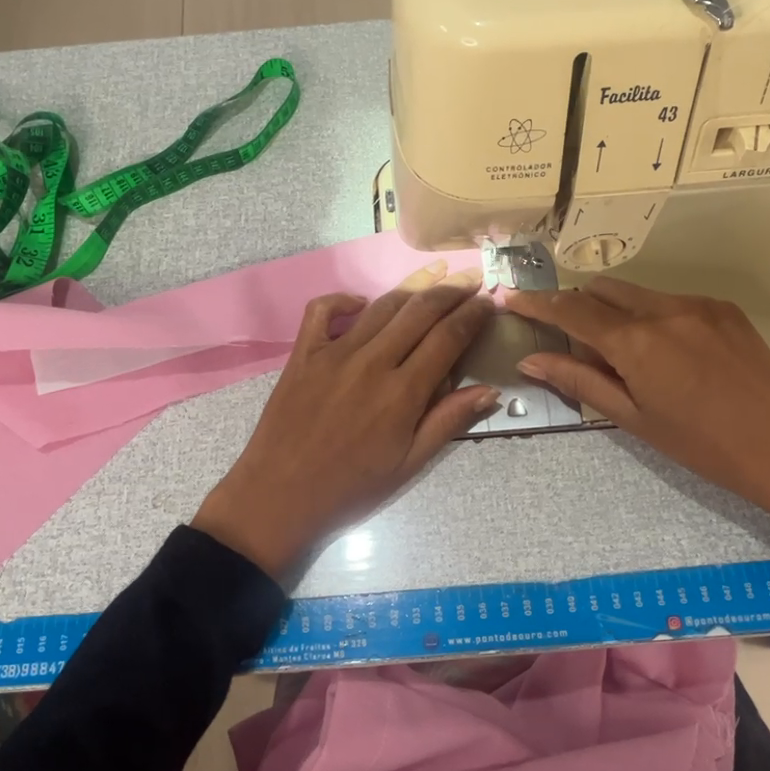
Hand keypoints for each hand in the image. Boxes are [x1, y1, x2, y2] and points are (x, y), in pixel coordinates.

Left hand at [192, 261, 498, 579]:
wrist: (278, 498)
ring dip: (413, 286)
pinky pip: (322, 311)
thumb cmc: (350, 489)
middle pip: (419, 312)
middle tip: (473, 278)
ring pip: (381, 306)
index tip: (490, 302)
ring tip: (437, 272)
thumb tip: (491, 390)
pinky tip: (362, 301)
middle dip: (451, 291)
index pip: (448, 339)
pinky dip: (344, 299)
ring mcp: (333, 353)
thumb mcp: (409, 466)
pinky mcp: (302, 353)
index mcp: (402, 393)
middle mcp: (371, 362)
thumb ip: (448, 422)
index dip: (473, 316)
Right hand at [505, 278, 769, 529]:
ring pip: (636, 292)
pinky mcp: (723, 307)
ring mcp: (698, 304)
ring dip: (615, 311)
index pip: (572, 309)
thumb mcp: (633, 418)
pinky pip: (670, 300)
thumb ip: (579, 381)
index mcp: (637, 342)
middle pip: (601, 290)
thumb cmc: (701, 445)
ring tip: (623, 353)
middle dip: (577, 305)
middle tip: (569, 338)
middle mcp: (664, 309)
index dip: (536, 302)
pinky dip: (652, 316)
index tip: (509, 297)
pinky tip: (667, 353)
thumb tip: (530, 360)